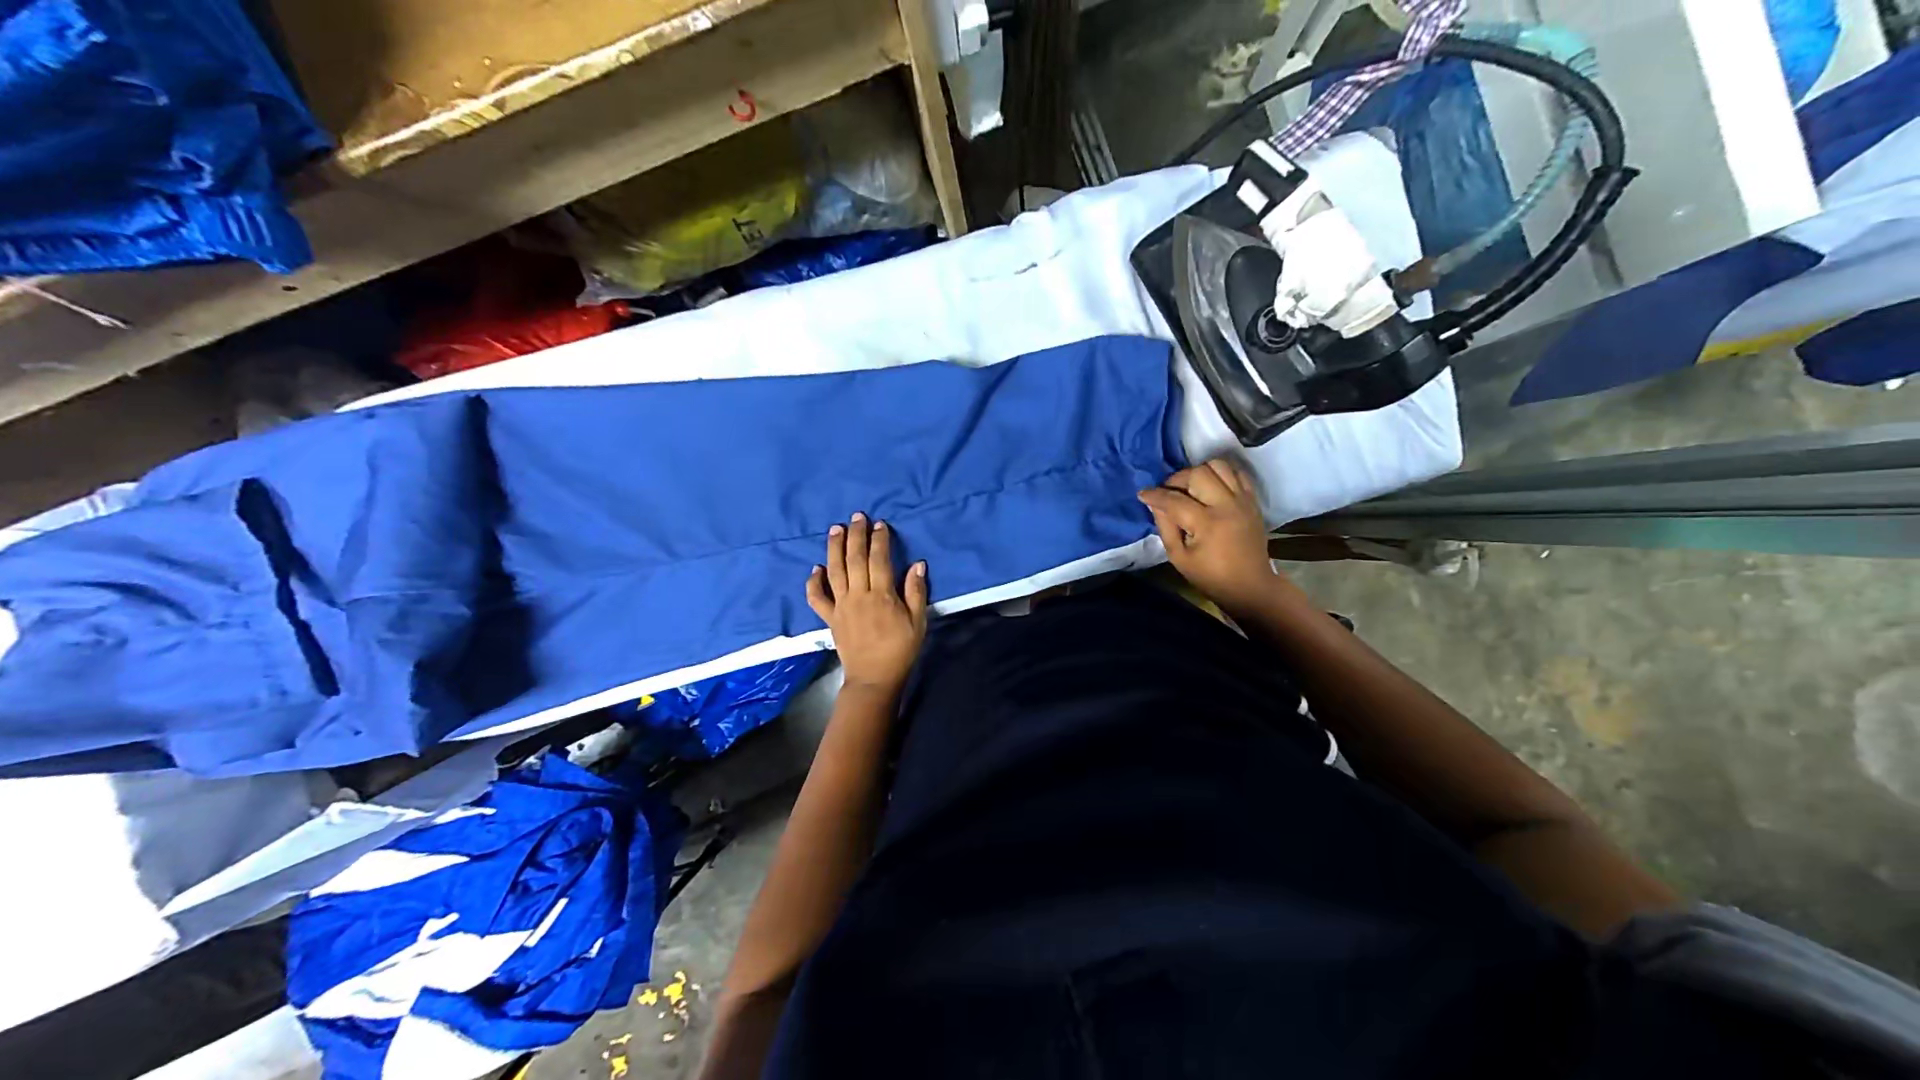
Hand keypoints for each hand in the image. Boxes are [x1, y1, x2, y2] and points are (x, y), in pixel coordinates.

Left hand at [806, 513, 928, 693]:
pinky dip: (814, 582)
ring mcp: (841, 606)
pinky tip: (815, 568)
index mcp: (882, 596)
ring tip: (835, 529)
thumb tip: (917, 565)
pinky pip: (817, 598)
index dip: (879, 540)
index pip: (879, 560)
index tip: (880, 525)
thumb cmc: (900, 651)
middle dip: (856, 536)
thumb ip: (916, 593)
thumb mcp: (918, 623)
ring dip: (834, 548)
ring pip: (834, 571)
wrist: (873, 679)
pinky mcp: (830, 618)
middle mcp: (858, 596)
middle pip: (854, 559)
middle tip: (856, 517)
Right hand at [1139, 458, 1281, 612]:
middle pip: (1198, 474)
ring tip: (1190, 487)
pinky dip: (1220, 474)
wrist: (1250, 585)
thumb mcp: (1179, 557)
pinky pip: (1237, 472)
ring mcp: (1243, 500)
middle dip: (1177, 479)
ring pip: (1219, 466)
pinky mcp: (1252, 500)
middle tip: (1168, 492)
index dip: (1155, 495)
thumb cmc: (1210, 576)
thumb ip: (1165, 526)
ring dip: (1199, 472)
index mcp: (1208, 524)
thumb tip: (1154, 503)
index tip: (1143, 494)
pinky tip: (1210, 487)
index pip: (1174, 500)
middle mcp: (1227, 505)